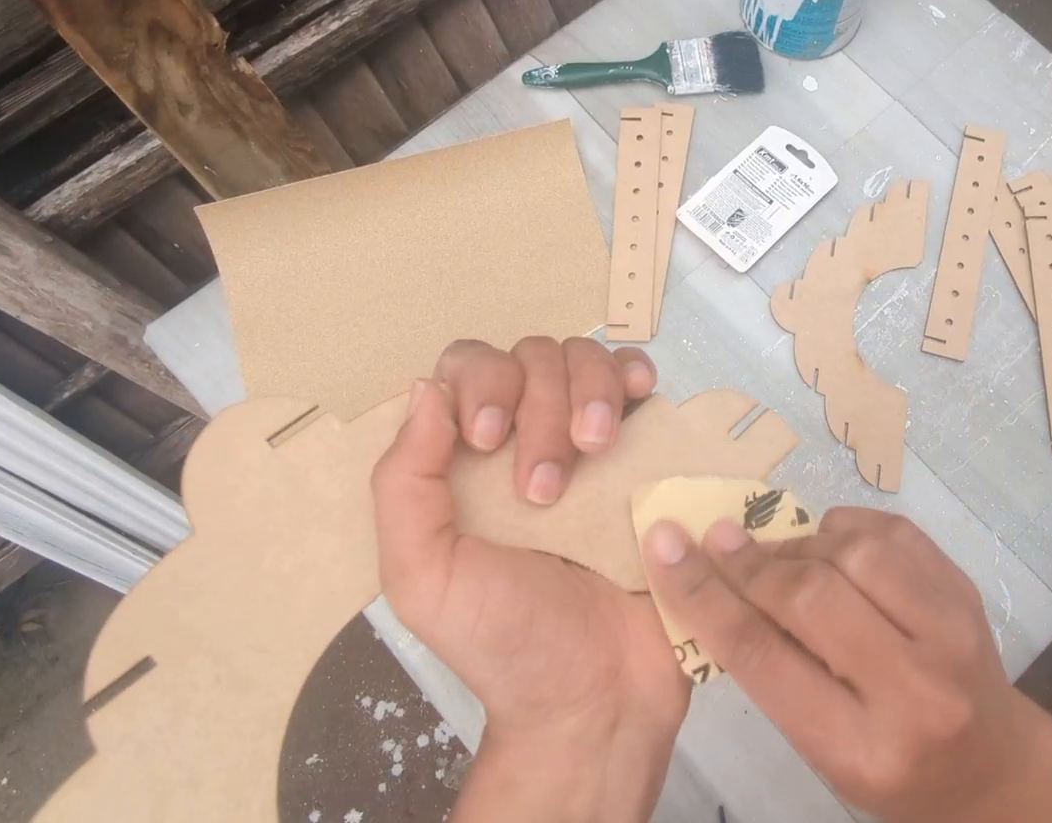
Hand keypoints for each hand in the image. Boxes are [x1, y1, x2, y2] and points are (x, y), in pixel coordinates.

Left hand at [372, 338, 688, 822]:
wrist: (600, 693)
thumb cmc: (506, 641)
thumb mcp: (425, 576)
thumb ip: (405, 485)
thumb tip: (427, 389)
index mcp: (472, 458)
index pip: (471, 368)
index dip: (482, 383)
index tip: (489, 440)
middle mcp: (530, 434)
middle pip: (533, 357)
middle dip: (539, 408)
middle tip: (545, 487)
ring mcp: (592, 438)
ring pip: (586, 357)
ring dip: (588, 390)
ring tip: (596, 450)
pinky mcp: (645, 449)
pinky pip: (640, 382)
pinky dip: (635, 374)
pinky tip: (638, 396)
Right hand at [641, 509, 1051, 822]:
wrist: (989, 763)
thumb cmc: (885, 762)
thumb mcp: (819, 740)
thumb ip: (772, 663)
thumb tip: (718, 570)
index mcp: (859, 747)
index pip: (762, 656)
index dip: (704, 593)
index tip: (664, 545)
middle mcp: (914, 691)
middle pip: (809, 596)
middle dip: (750, 561)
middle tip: (719, 540)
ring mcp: (952, 634)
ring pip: (854, 551)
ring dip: (802, 541)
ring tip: (785, 555)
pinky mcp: (967, 590)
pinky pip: (891, 529)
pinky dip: (846, 526)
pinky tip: (832, 545)